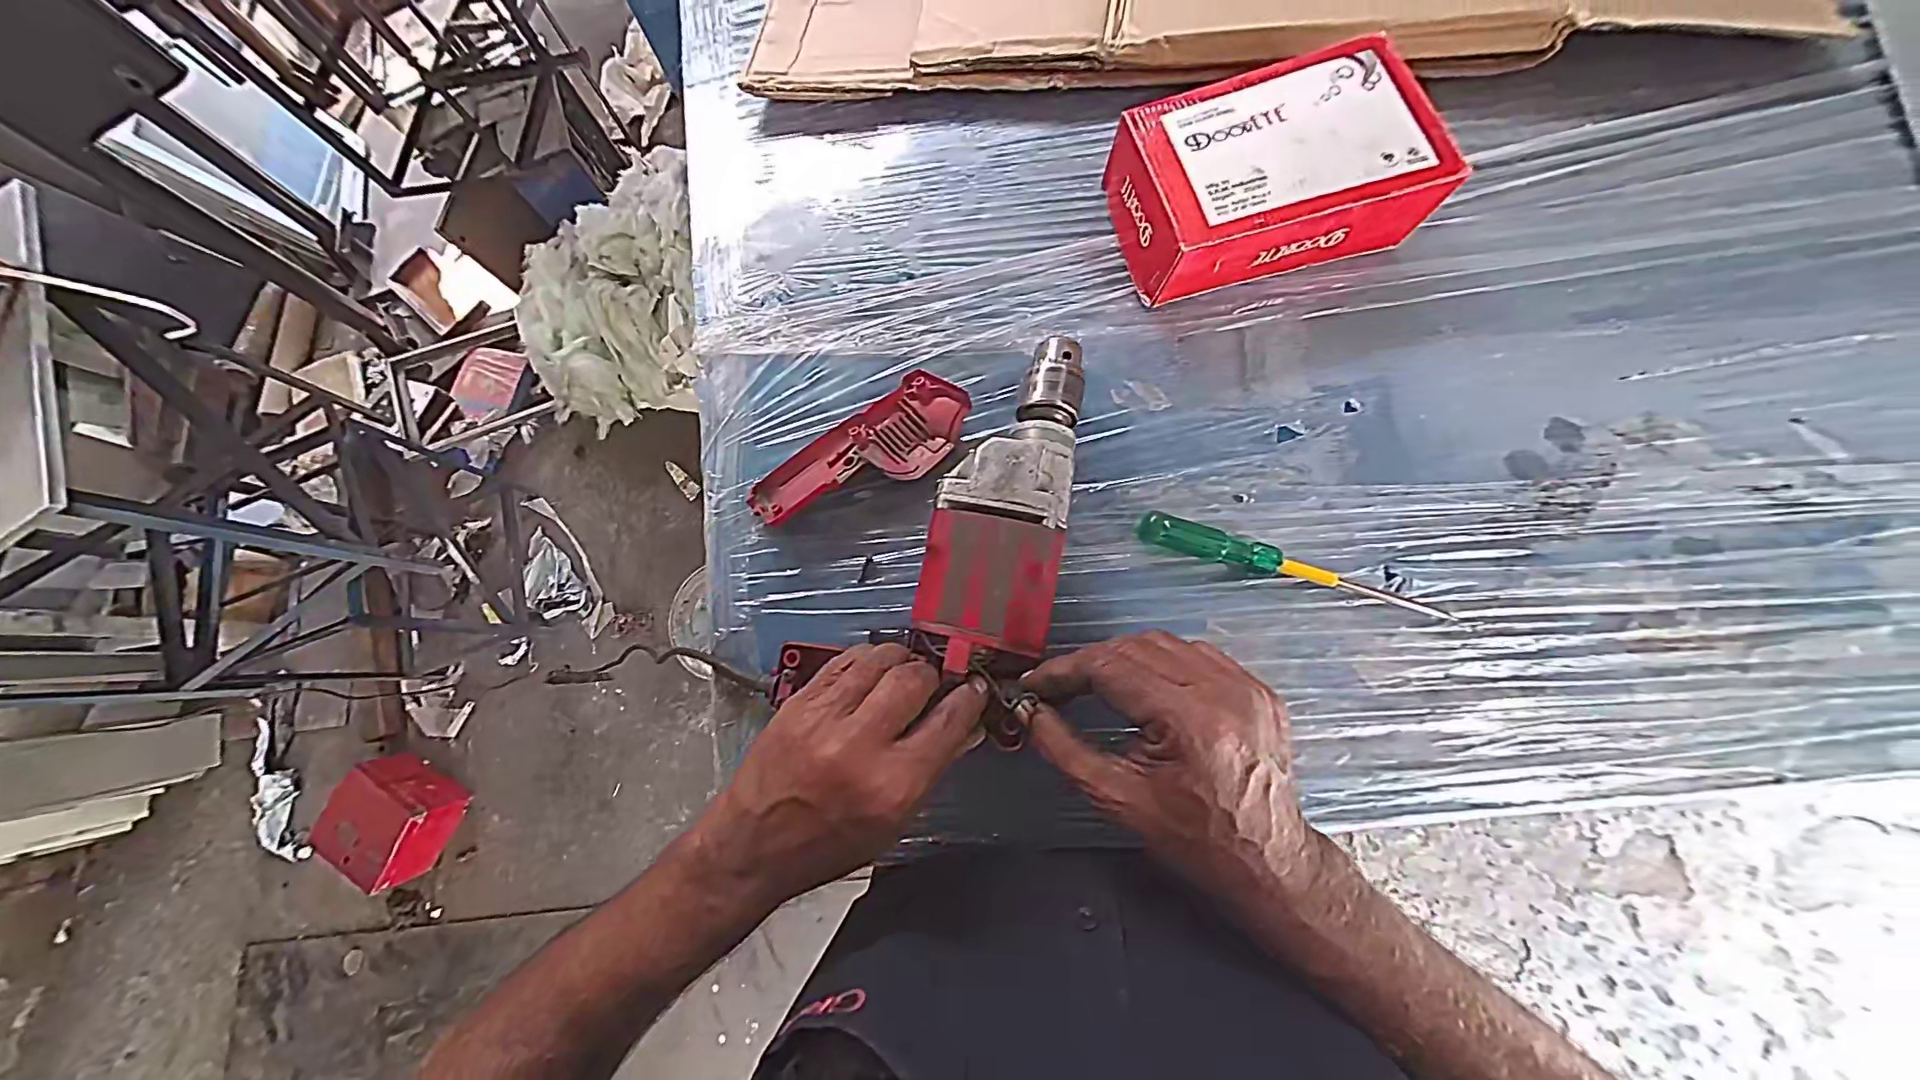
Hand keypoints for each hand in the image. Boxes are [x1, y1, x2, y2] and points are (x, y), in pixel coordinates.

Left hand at [690, 643, 987, 906]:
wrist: (752, 844)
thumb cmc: (827, 845)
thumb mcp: (894, 821)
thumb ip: (933, 769)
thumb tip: (964, 727)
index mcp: (892, 785)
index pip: (949, 721)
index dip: (969, 698)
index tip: (972, 689)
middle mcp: (859, 745)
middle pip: (916, 679)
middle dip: (935, 675)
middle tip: (936, 681)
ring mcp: (825, 718)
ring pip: (881, 659)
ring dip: (903, 659)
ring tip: (906, 670)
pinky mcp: (799, 702)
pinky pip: (846, 660)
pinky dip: (867, 659)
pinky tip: (872, 670)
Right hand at [1021, 631, 1326, 905]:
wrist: (1266, 859)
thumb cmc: (1192, 837)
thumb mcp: (1116, 798)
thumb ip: (1063, 749)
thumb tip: (1032, 712)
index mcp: (1188, 719)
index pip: (1109, 666)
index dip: (1064, 670)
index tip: (1037, 683)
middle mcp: (1221, 690)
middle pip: (1134, 646)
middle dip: (1089, 662)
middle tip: (1061, 688)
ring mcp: (1244, 685)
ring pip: (1164, 642)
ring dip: (1122, 657)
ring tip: (1097, 685)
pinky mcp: (1256, 688)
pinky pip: (1196, 653)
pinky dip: (1160, 660)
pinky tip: (1145, 684)